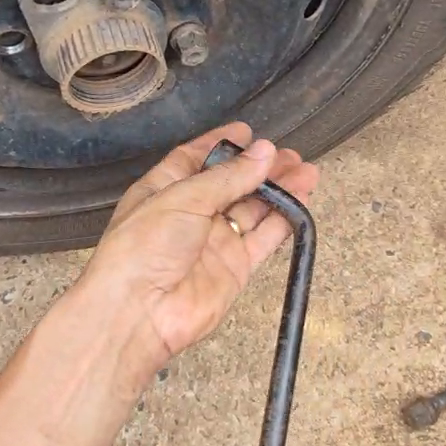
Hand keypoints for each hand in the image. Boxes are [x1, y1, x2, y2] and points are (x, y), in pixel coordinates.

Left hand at [76, 122, 318, 372]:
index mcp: (164, 190)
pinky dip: (284, 219)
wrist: (139, 312)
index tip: (248, 132)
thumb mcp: (182, 197)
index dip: (221, 145)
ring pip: (253, 209)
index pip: (195, 159)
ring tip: (306, 171)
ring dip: (279, 190)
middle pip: (231, 183)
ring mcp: (214, 242)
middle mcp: (190, 215)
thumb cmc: (143, 247)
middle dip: (260, 168)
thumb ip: (228, 177)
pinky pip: (264, 238)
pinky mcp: (235, 268)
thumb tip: (264, 152)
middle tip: (290, 155)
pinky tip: (302, 198)